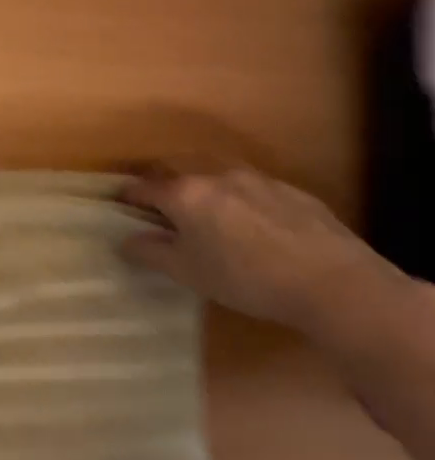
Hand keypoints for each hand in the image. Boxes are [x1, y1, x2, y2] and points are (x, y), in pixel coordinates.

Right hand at [118, 158, 410, 334]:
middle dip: (165, 189)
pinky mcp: (297, 194)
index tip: (120, 211)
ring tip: (211, 221)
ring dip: (206, 193)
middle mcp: (219, 177)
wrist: (338, 285)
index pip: (140, 187)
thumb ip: (148, 251)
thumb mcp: (184, 272)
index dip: (125, 199)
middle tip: (163, 215)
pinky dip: (243, 203)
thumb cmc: (245, 278)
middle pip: (179, 173)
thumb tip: (129, 240)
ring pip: (219, 179)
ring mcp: (262, 182)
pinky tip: (255, 230)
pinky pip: (255, 191)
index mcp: (184, 194)